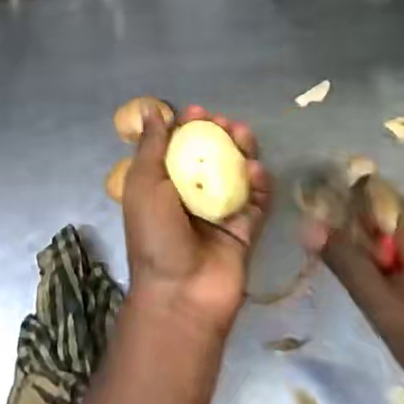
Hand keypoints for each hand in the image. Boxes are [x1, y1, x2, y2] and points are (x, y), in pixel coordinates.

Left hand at [121, 103, 270, 332]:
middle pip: (210, 156)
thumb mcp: (144, 184)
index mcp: (162, 183)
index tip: (198, 111)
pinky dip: (259, 183)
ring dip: (241, 151)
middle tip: (225, 123)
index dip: (188, 126)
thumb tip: (150, 109)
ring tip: (244, 135)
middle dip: (219, 134)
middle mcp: (191, 194)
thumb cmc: (154, 234)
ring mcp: (220, 212)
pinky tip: (257, 169)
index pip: (178, 146)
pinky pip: (256, 201)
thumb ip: (152, 146)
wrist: (181, 294)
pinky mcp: (246, 230)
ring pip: (236, 174)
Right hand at [308, 196, 403, 403]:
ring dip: (385, 253)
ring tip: (389, 295)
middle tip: (369, 286)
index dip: (343, 216)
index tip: (333, 246)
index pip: (367, 195)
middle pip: (383, 212)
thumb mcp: (386, 314)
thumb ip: (348, 264)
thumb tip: (308, 223)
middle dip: (366, 241)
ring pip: (399, 228)